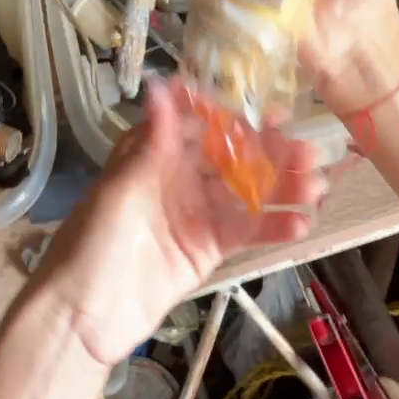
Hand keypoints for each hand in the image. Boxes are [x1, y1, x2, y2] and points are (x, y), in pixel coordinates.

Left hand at [27, 78, 324, 365]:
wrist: (81, 313)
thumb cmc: (93, 238)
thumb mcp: (122, 185)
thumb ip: (153, 139)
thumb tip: (160, 84)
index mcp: (154, 153)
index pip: (201, 124)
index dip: (235, 114)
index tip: (271, 107)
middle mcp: (178, 176)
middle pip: (231, 158)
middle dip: (270, 151)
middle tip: (310, 148)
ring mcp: (195, 212)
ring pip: (245, 193)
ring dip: (282, 187)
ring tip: (317, 184)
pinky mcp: (206, 248)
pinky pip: (243, 232)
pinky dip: (272, 227)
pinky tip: (300, 222)